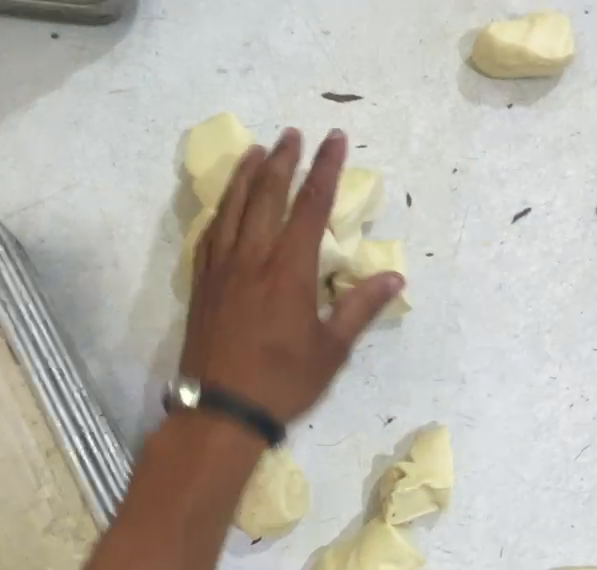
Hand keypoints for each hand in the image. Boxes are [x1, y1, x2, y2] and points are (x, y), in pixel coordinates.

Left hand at [181, 127, 403, 424]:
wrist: (222, 408)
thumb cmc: (284, 382)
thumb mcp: (332, 351)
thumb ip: (360, 309)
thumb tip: (394, 278)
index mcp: (290, 270)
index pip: (310, 206)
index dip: (324, 169)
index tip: (334, 140)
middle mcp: (253, 257)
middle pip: (267, 194)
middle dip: (284, 160)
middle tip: (294, 134)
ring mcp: (222, 269)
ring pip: (232, 207)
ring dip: (246, 174)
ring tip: (258, 150)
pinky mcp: (202, 284)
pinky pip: (209, 234)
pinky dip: (219, 210)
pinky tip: (223, 205)